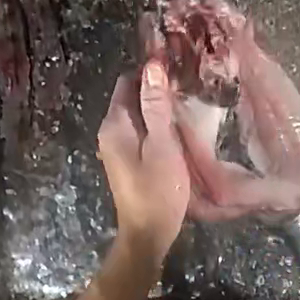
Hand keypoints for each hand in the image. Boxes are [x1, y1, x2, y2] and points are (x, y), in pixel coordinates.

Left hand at [97, 61, 190, 267]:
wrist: (148, 234)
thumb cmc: (157, 191)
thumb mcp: (162, 145)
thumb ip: (156, 106)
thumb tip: (153, 65)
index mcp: (114, 125)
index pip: (128, 81)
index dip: (151, 72)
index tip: (179, 69)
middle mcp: (110, 132)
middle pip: (132, 98)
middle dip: (157, 90)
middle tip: (189, 86)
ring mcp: (117, 149)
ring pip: (139, 118)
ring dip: (160, 111)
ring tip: (189, 105)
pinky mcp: (128, 162)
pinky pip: (142, 134)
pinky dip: (158, 129)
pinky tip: (179, 132)